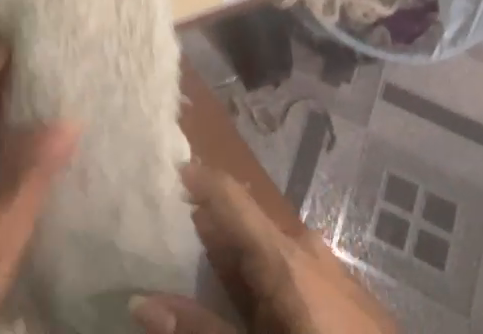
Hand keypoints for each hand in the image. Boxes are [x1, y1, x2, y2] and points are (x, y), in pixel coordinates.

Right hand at [131, 163, 394, 333]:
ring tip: (190, 264)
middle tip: (156, 227)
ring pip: (265, 247)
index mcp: (283, 254)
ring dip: (230, 256)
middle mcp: (304, 249)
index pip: (228, 194)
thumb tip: (139, 301)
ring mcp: (329, 270)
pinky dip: (258, 276)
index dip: (192, 176)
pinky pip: (288, 270)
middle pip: (241, 222)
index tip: (154, 164)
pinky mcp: (344, 295)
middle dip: (201, 224)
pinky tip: (242, 299)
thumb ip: (201, 328)